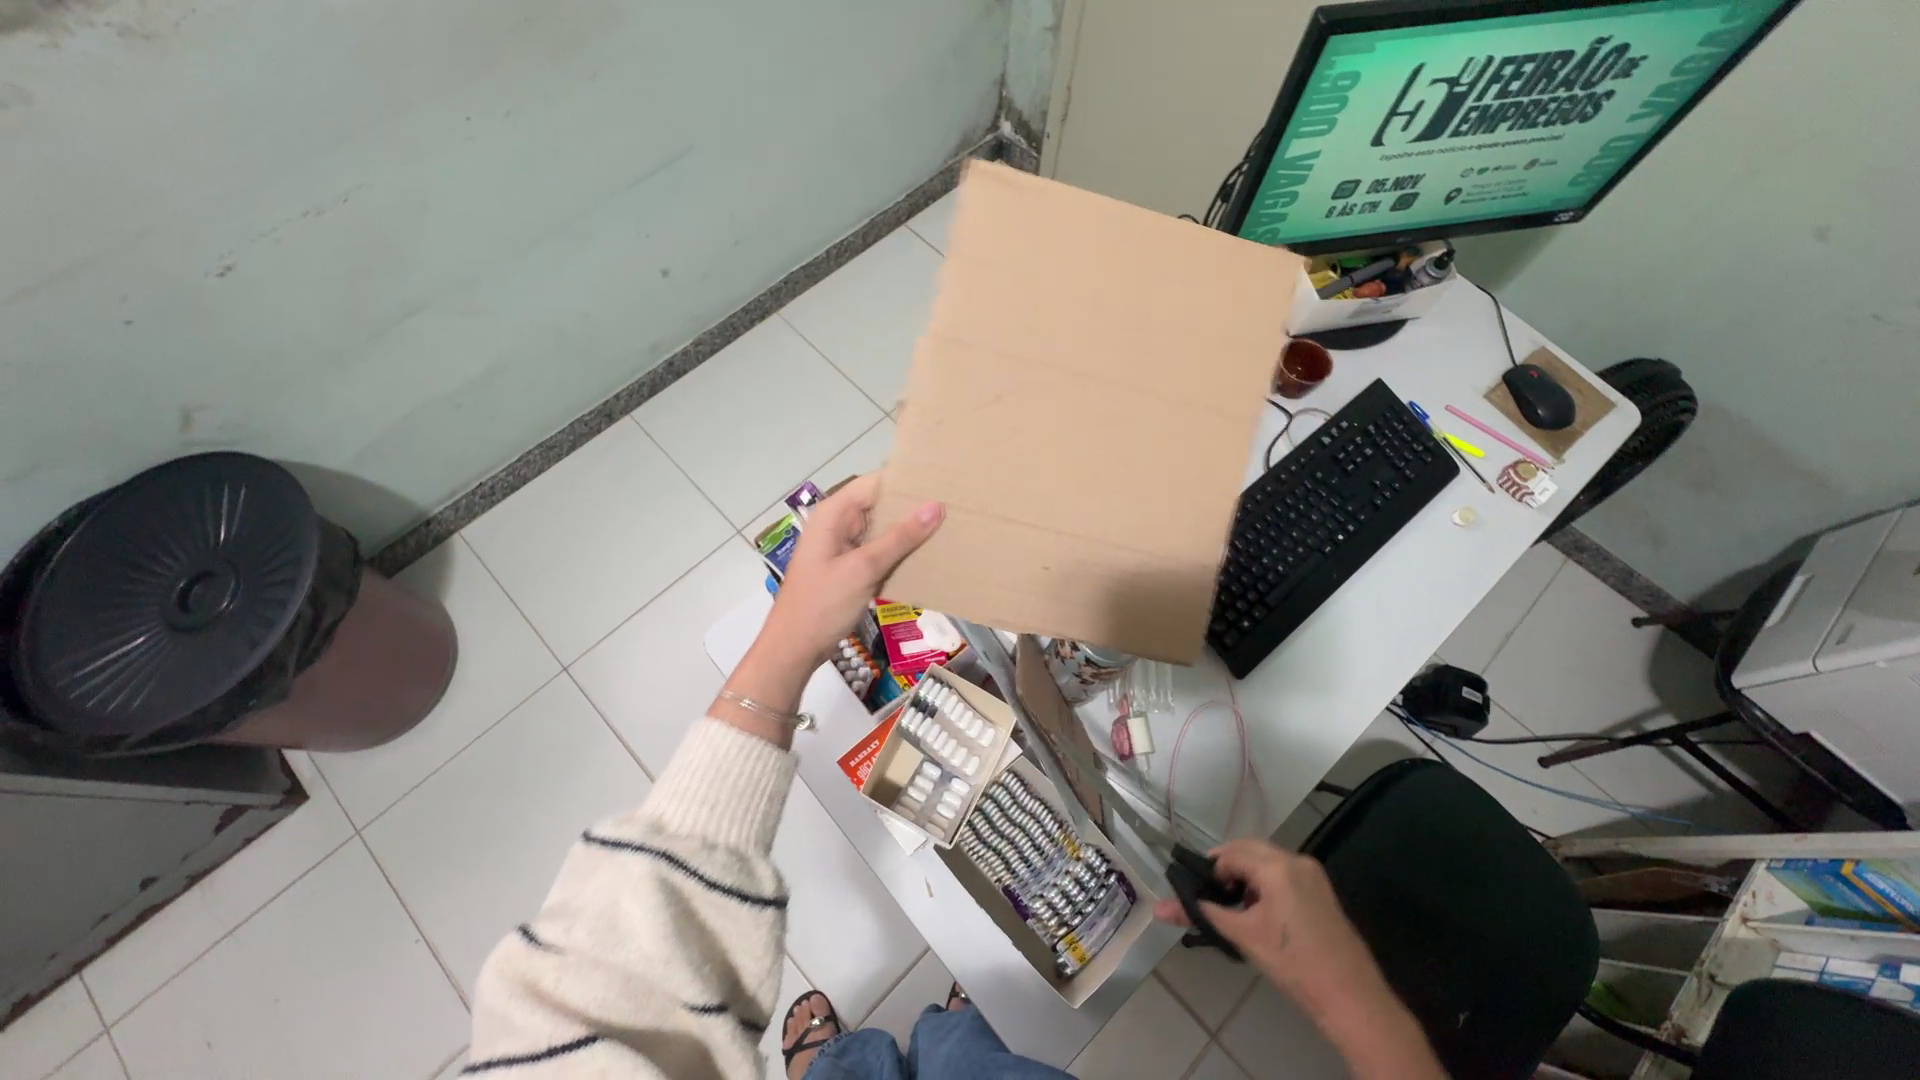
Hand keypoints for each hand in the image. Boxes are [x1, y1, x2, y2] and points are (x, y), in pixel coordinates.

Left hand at [761, 475, 943, 669]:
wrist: (795, 648)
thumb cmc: (823, 604)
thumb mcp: (864, 568)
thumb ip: (900, 537)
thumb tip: (936, 505)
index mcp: (834, 513)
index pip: (875, 482)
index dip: (906, 482)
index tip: (943, 483)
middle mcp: (838, 523)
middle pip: (880, 504)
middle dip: (912, 507)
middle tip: (954, 508)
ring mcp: (843, 546)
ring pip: (882, 529)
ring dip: (908, 532)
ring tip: (949, 529)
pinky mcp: (850, 568)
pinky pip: (879, 551)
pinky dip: (898, 553)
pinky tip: (926, 557)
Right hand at [1154, 840, 1442, 1079]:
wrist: (1350, 997)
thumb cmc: (1293, 964)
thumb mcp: (1242, 936)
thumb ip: (1200, 914)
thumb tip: (1159, 907)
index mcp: (1277, 866)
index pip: (1231, 853)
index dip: (1211, 870)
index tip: (1200, 893)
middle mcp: (1296, 860)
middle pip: (1250, 850)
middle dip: (1228, 869)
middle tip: (1213, 898)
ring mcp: (1313, 874)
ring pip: (1267, 861)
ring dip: (1246, 876)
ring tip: (1235, 909)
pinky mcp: (1321, 890)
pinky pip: (1283, 873)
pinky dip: (1265, 884)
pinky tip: (1260, 913)